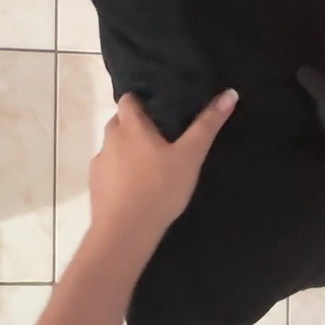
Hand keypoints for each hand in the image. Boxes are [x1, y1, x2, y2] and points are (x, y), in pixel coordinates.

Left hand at [88, 90, 236, 244]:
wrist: (125, 231)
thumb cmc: (160, 188)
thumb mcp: (190, 156)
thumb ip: (208, 126)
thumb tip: (229, 93)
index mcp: (131, 126)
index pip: (128, 99)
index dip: (141, 100)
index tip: (159, 109)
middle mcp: (110, 139)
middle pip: (119, 122)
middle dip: (136, 125)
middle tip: (161, 138)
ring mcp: (99, 163)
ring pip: (114, 148)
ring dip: (128, 151)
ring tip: (150, 166)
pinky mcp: (96, 186)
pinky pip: (109, 171)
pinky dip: (120, 174)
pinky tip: (136, 189)